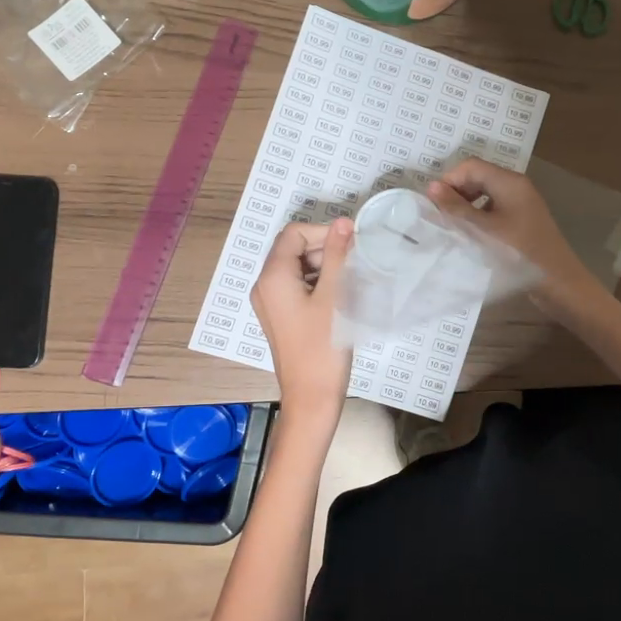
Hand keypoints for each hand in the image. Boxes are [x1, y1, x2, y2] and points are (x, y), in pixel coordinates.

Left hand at [251, 219, 353, 419]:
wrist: (312, 398)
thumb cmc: (324, 347)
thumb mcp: (334, 298)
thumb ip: (338, 257)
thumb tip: (342, 223)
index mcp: (273, 278)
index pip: (294, 234)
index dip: (323, 232)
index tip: (352, 245)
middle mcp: (265, 286)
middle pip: (293, 249)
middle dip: (325, 249)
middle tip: (356, 264)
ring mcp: (271, 303)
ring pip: (297, 268)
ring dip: (325, 267)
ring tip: (352, 282)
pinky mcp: (281, 317)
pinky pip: (297, 287)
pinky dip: (319, 284)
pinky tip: (341, 298)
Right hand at [426, 158, 596, 311]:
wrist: (557, 281)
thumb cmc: (519, 253)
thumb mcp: (483, 230)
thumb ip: (457, 208)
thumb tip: (431, 186)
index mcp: (509, 181)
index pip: (471, 166)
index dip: (449, 180)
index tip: (435, 205)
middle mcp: (517, 186)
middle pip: (479, 177)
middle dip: (457, 192)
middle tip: (442, 216)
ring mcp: (521, 203)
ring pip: (486, 194)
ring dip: (467, 205)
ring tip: (453, 226)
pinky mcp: (523, 220)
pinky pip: (495, 209)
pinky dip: (480, 216)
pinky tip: (472, 234)